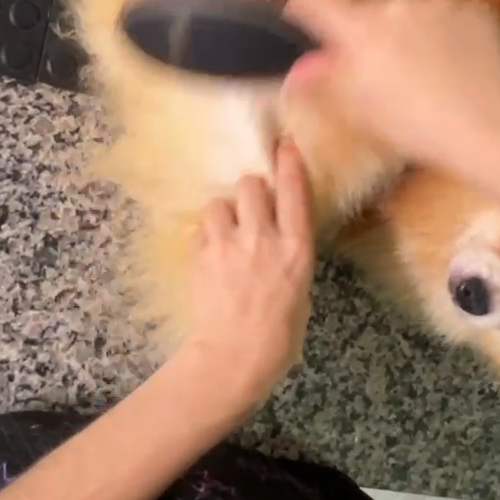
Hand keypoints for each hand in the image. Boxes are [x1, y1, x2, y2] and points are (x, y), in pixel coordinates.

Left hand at [176, 140, 315, 411]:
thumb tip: (277, 239)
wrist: (234, 355)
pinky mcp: (199, 254)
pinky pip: (201, 229)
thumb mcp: (300, 290)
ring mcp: (227, 243)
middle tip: (249, 208)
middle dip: (249, 190)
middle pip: (250, 184)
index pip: (294, 191)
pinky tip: (210, 256)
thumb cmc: (279, 334)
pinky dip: (205, 237)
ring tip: (225, 234)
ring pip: (219, 203)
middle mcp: (262, 237)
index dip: (289, 162)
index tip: (284, 143)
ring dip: (223, 213)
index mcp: (296, 248)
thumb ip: (288, 255)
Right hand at [282, 0, 499, 169]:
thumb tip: (297, 71)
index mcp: (358, 29)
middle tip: (378, 71)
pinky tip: (454, 68)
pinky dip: (443, 35)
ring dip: (406, 33)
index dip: (304, 3)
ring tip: (423, 73)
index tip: (303, 16)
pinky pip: (446, 16)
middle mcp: (394, 6)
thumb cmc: (411, 126)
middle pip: (367, 10)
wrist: (488, 127)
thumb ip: (323, 82)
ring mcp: (438, 4)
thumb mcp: (357, 112)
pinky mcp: (474, 10)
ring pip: (409, 13)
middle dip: (367, 33)